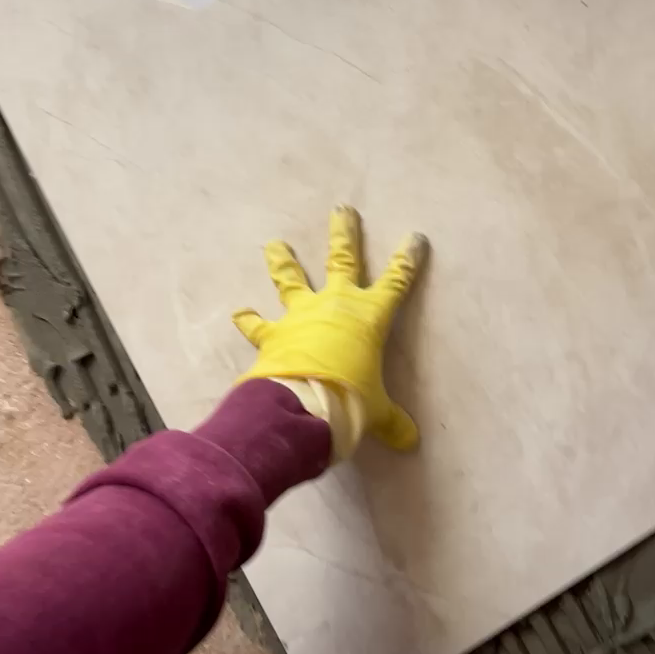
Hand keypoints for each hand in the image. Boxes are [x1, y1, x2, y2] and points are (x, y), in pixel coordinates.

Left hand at [234, 206, 427, 451]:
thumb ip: (392, 421)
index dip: (408, 260)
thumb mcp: (378, 413)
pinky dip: (248, 320)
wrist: (305, 409)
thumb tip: (412, 443)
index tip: (415, 237)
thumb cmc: (352, 402)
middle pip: (343, 260)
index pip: (397, 281)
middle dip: (344, 234)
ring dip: (283, 261)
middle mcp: (336, 305)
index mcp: (370, 316)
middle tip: (342, 210)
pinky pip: (258, 325)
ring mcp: (301, 316)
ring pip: (292, 280)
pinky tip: (239, 312)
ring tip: (275, 243)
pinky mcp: (273, 335)